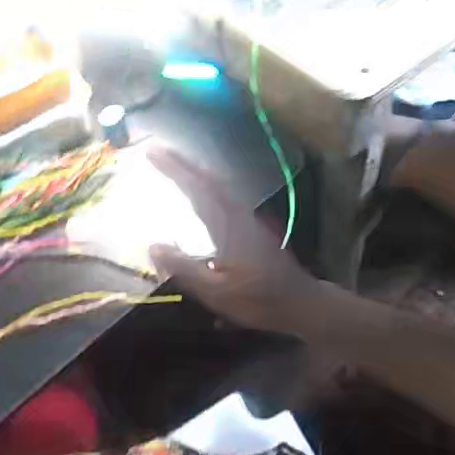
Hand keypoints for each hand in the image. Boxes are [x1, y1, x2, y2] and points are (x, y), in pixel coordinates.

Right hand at [148, 147, 327, 334]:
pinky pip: (225, 197)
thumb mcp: (217, 293)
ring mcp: (249, 219)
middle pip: (209, 181)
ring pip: (219, 187)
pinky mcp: (253, 227)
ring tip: (174, 166)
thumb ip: (185, 269)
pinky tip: (201, 193)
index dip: (175, 169)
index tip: (153, 152)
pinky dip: (208, 187)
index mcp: (230, 226)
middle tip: (157, 152)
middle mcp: (240, 215)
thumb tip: (153, 246)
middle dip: (183, 165)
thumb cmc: (260, 300)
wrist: (302, 303)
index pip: (198, 189)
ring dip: (196, 174)